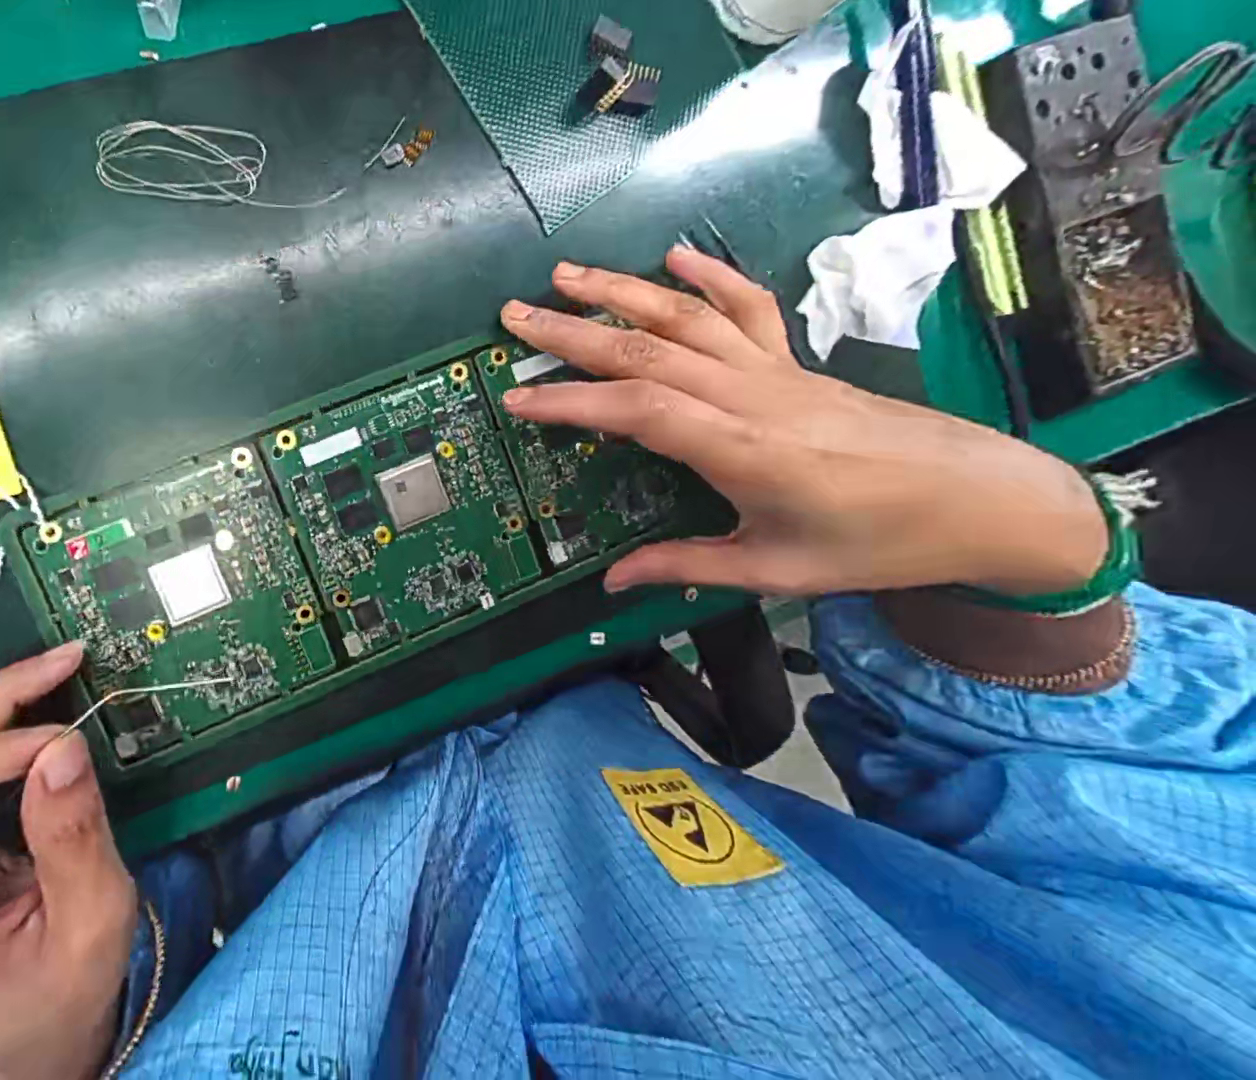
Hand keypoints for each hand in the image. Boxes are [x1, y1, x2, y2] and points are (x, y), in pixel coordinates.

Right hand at [498, 248, 1106, 596]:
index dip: (572, 402)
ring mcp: (774, 371)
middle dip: (573, 332)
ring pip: (686, 318)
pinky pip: (748, 308)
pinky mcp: (794, 362)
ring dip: (622, 292)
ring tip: (566, 276)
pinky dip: (710, 277)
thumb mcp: (774, 569)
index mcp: (744, 450)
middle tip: (515, 316)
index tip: (517, 399)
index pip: (639, 411)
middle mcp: (752, 396)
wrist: (988, 500)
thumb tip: (610, 582)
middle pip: (648, 352)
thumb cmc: (878, 543)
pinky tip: (673, 257)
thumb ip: (685, 565)